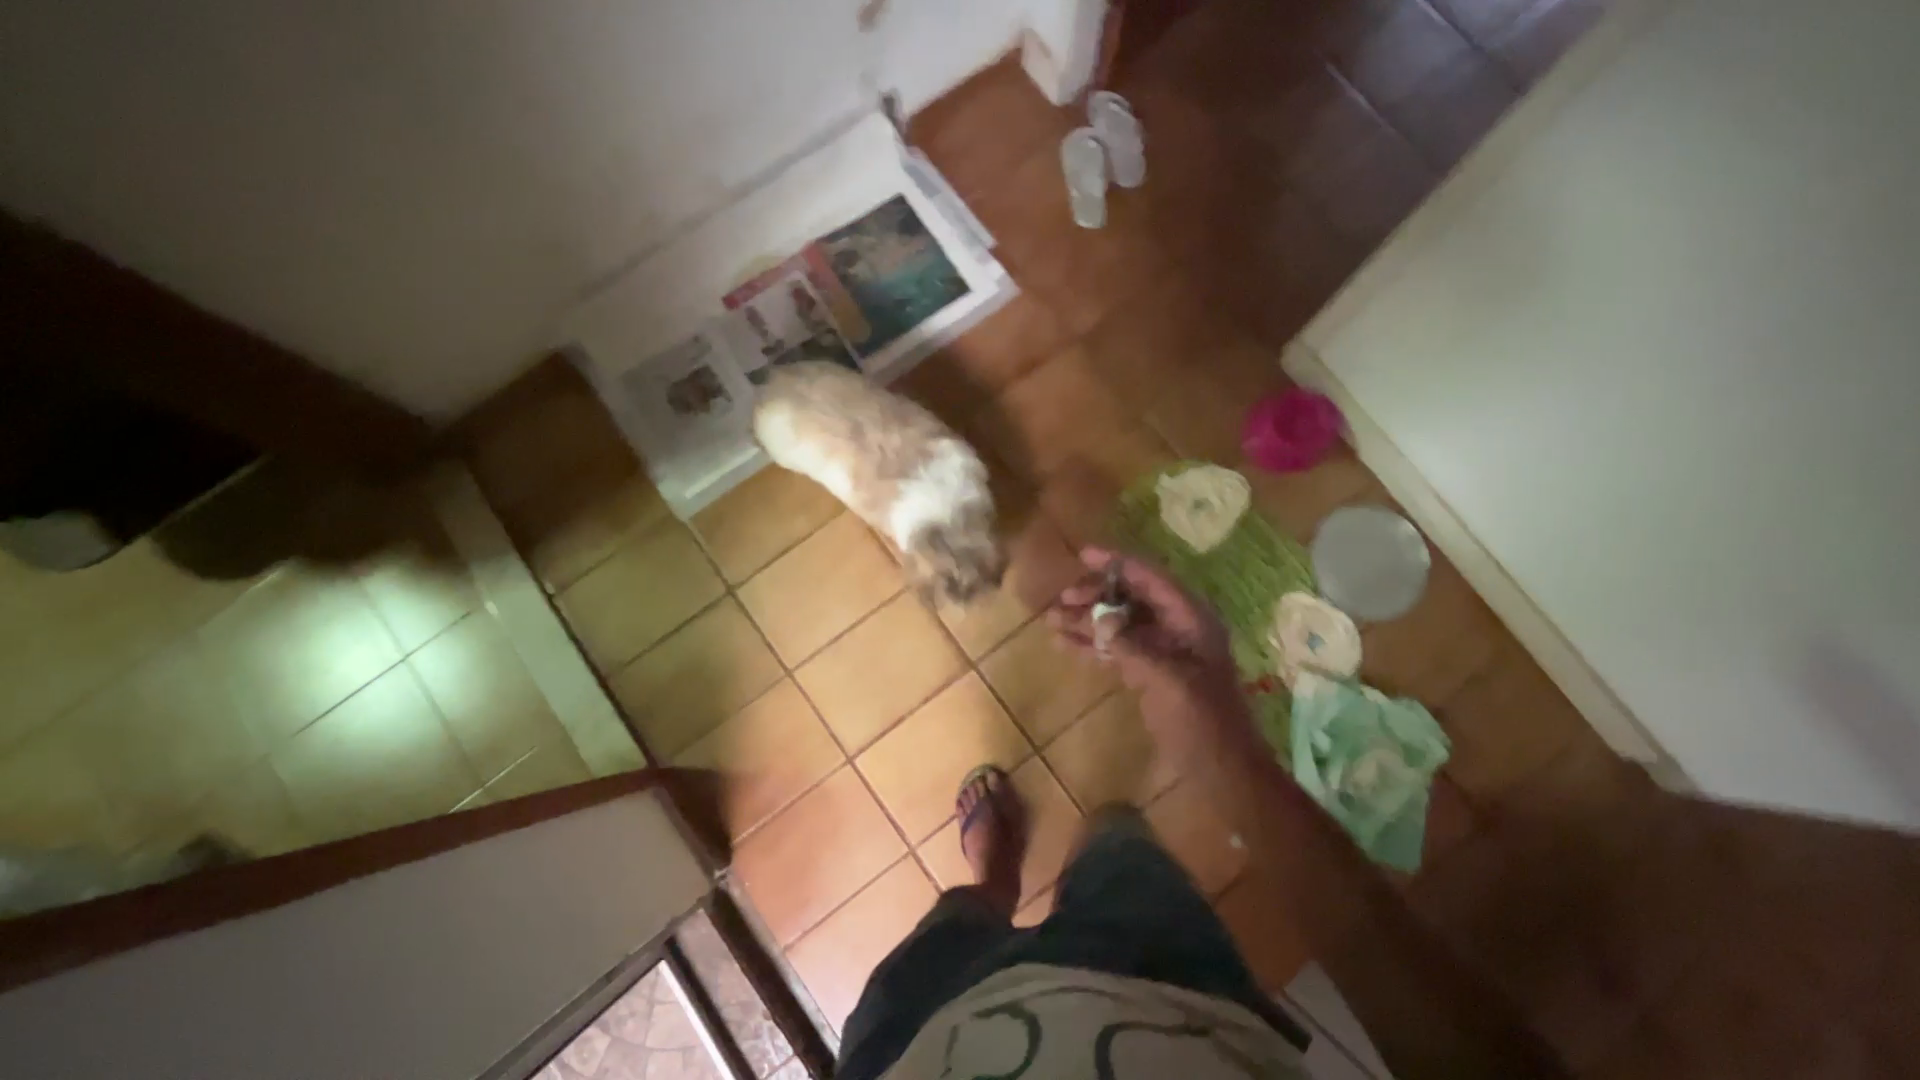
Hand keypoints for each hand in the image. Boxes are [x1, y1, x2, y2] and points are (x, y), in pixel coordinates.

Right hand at [1048, 548, 1248, 746]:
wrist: (1222, 769)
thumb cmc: (1202, 721)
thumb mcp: (1167, 680)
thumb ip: (1132, 645)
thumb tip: (1098, 617)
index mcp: (1191, 619)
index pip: (1151, 578)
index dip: (1117, 564)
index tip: (1082, 556)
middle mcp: (1177, 628)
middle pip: (1132, 598)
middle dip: (1096, 596)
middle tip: (1062, 600)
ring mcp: (1164, 652)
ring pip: (1121, 625)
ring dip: (1089, 622)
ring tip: (1053, 622)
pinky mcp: (1151, 675)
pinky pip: (1119, 650)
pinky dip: (1094, 646)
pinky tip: (1066, 646)